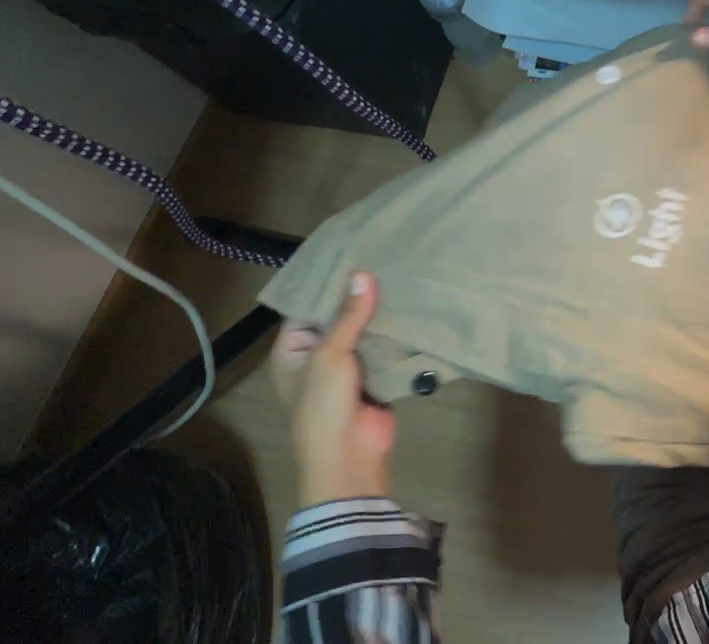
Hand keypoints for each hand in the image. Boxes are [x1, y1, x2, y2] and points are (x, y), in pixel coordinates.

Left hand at [271, 271, 397, 505]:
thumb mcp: (330, 356)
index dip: (331, 282)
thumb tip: (363, 274)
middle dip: (362, 294)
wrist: (350, 458)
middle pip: (340, 316)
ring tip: (405, 274)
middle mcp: (318, 354)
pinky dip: (397, 332)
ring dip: (382, 312)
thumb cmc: (323, 406)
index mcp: (293, 350)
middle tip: (387, 257)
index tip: (355, 251)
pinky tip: (416, 306)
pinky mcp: (375, 375)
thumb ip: (348, 315)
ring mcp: (348, 365)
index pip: (310, 305)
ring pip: (365, 330)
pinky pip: (385, 347)